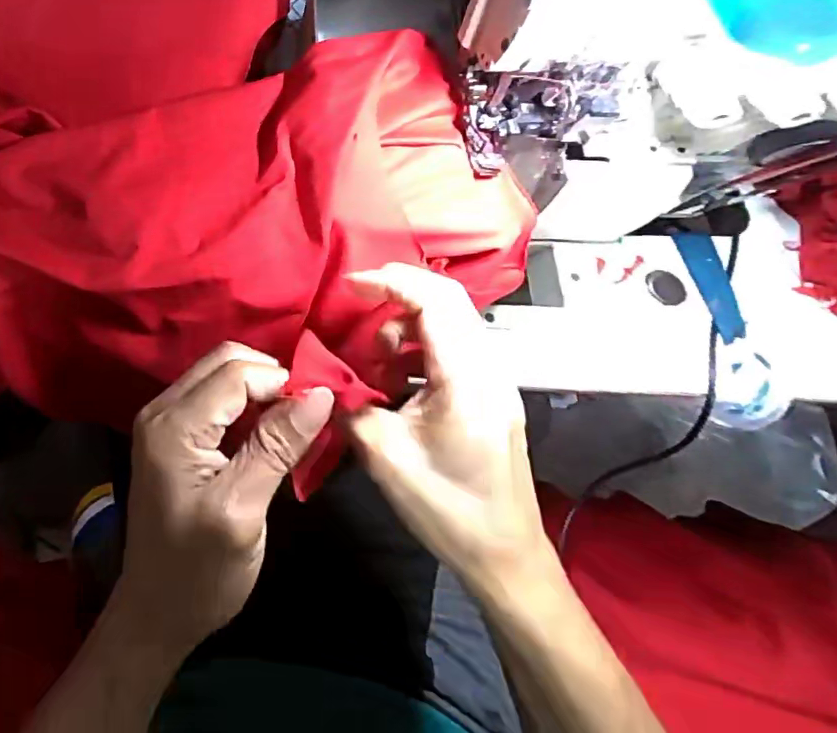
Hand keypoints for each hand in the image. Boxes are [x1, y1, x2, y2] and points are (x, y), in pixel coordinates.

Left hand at [113, 343, 334, 655]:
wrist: (156, 615)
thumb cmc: (199, 572)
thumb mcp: (244, 510)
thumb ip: (278, 447)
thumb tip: (323, 393)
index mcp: (173, 426)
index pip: (238, 373)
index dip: (283, 383)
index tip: (317, 412)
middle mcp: (163, 408)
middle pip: (229, 360)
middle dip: (274, 376)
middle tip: (307, 413)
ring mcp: (166, 418)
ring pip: (226, 371)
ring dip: (265, 387)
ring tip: (294, 422)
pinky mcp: (176, 431)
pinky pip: (219, 393)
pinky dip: (252, 401)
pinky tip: (270, 430)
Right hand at [344, 264, 552, 587]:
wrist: (505, 554)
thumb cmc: (449, 510)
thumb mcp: (386, 457)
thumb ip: (353, 408)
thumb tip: (331, 383)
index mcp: (467, 378)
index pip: (434, 300)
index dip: (390, 282)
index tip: (351, 285)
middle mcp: (489, 366)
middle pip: (448, 299)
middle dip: (398, 293)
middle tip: (359, 307)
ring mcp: (496, 377)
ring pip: (451, 320)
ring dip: (408, 324)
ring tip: (378, 362)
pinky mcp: (492, 390)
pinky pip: (455, 345)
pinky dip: (421, 345)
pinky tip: (398, 379)